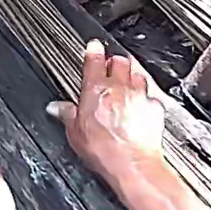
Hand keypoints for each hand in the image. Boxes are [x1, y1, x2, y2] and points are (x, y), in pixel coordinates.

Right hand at [51, 39, 166, 195]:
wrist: (132, 164)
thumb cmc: (103, 149)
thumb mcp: (75, 132)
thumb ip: (66, 114)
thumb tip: (56, 107)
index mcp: (96, 89)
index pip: (95, 60)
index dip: (94, 50)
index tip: (94, 46)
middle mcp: (119, 87)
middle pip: (120, 61)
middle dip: (115, 61)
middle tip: (111, 66)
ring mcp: (139, 96)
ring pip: (138, 73)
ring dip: (132, 75)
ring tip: (127, 81)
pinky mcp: (154, 108)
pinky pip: (151, 95)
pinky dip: (146, 97)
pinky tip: (142, 104)